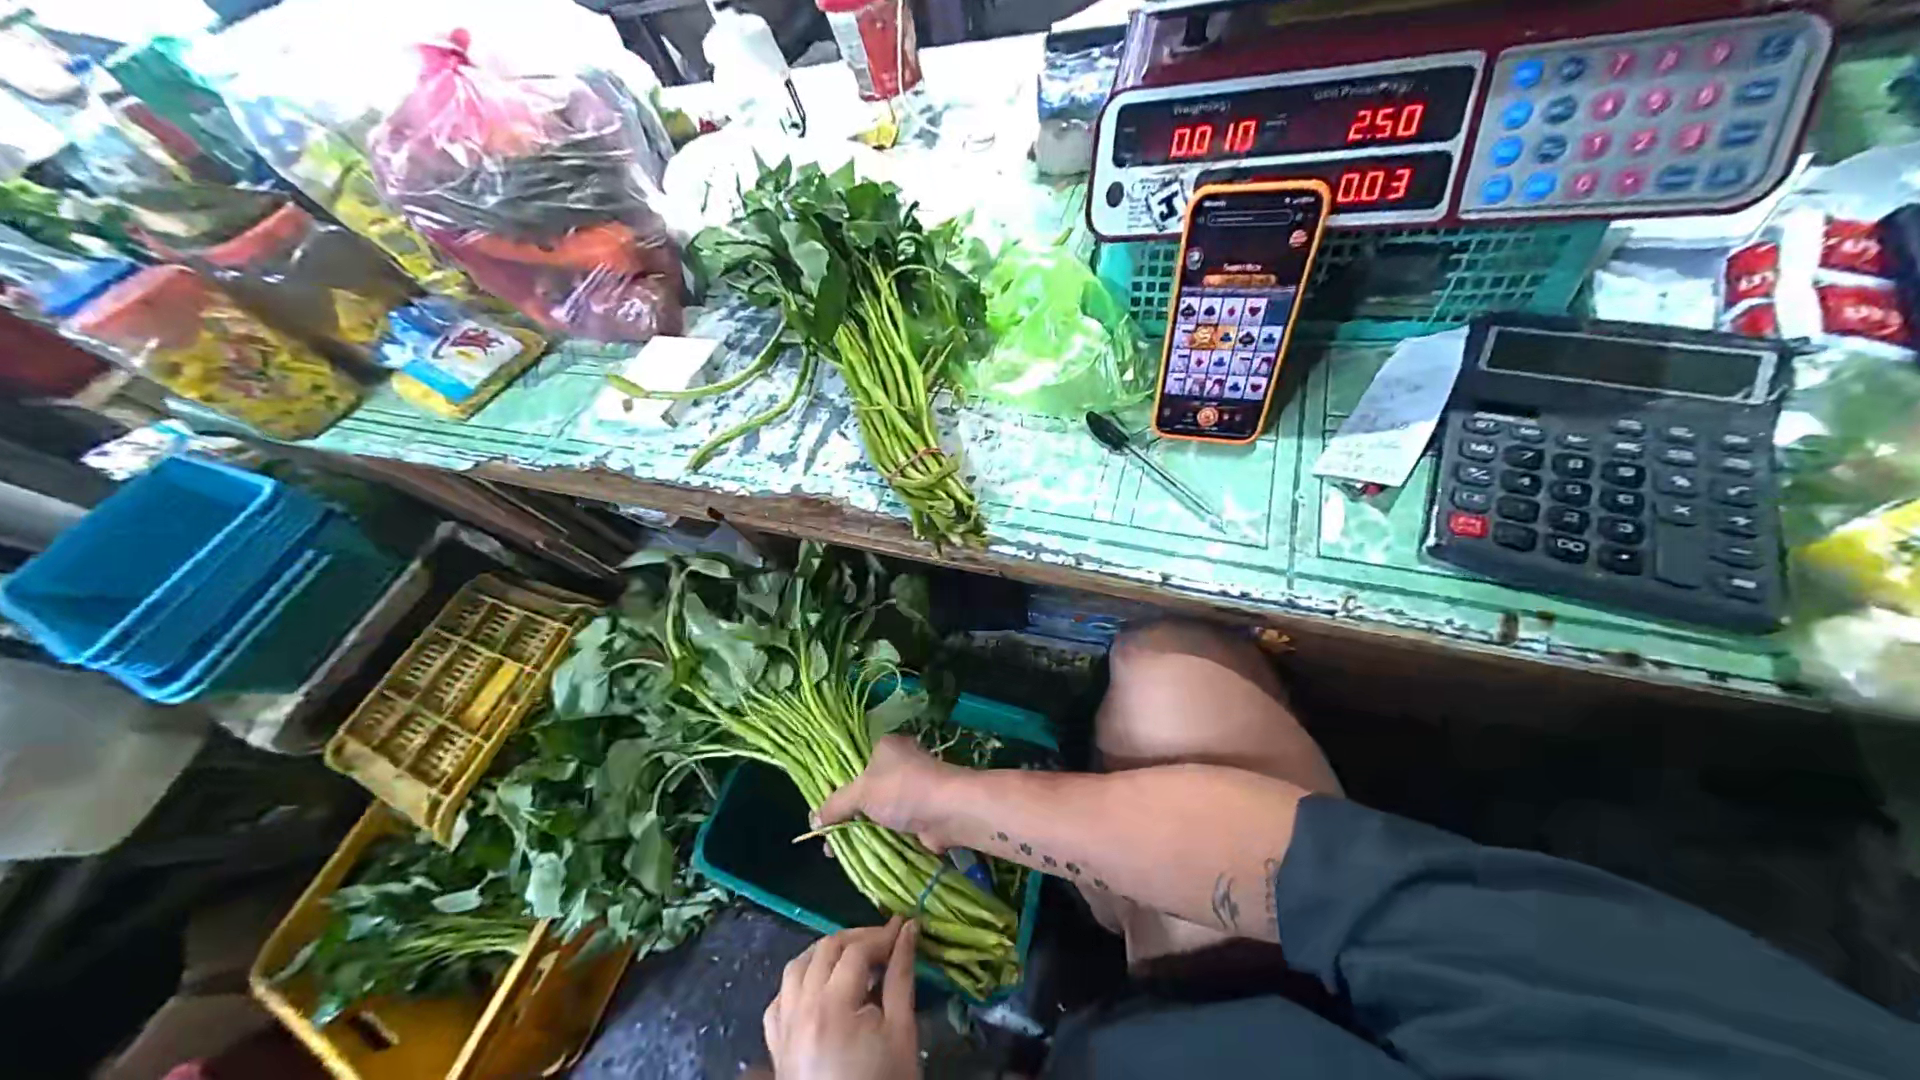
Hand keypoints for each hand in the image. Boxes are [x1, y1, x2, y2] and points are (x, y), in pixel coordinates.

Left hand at [764, 918, 919, 1079]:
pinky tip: (819, 988)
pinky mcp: (775, 1046)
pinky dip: (799, 983)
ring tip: (853, 959)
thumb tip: (908, 929)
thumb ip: (901, 975)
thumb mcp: (901, 1031)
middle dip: (857, 939)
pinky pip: (780, 999)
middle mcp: (799, 1009)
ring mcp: (782, 1028)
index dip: (882, 935)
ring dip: (825, 954)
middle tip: (884, 943)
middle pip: (824, 950)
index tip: (904, 927)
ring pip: (796, 967)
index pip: (856, 950)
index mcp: (832, 1007)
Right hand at [816, 736, 964, 851]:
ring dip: (862, 830)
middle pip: (866, 791)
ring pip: (879, 811)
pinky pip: (894, 827)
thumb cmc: (903, 790)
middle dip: (847, 815)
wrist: (949, 811)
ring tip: (838, 852)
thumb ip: (836, 805)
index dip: (836, 789)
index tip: (822, 813)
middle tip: (827, 839)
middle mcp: (900, 763)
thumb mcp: (862, 792)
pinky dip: (881, 839)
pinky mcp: (922, 812)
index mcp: (886, 747)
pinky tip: (861, 854)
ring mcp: (913, 788)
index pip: (854, 765)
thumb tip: (813, 820)